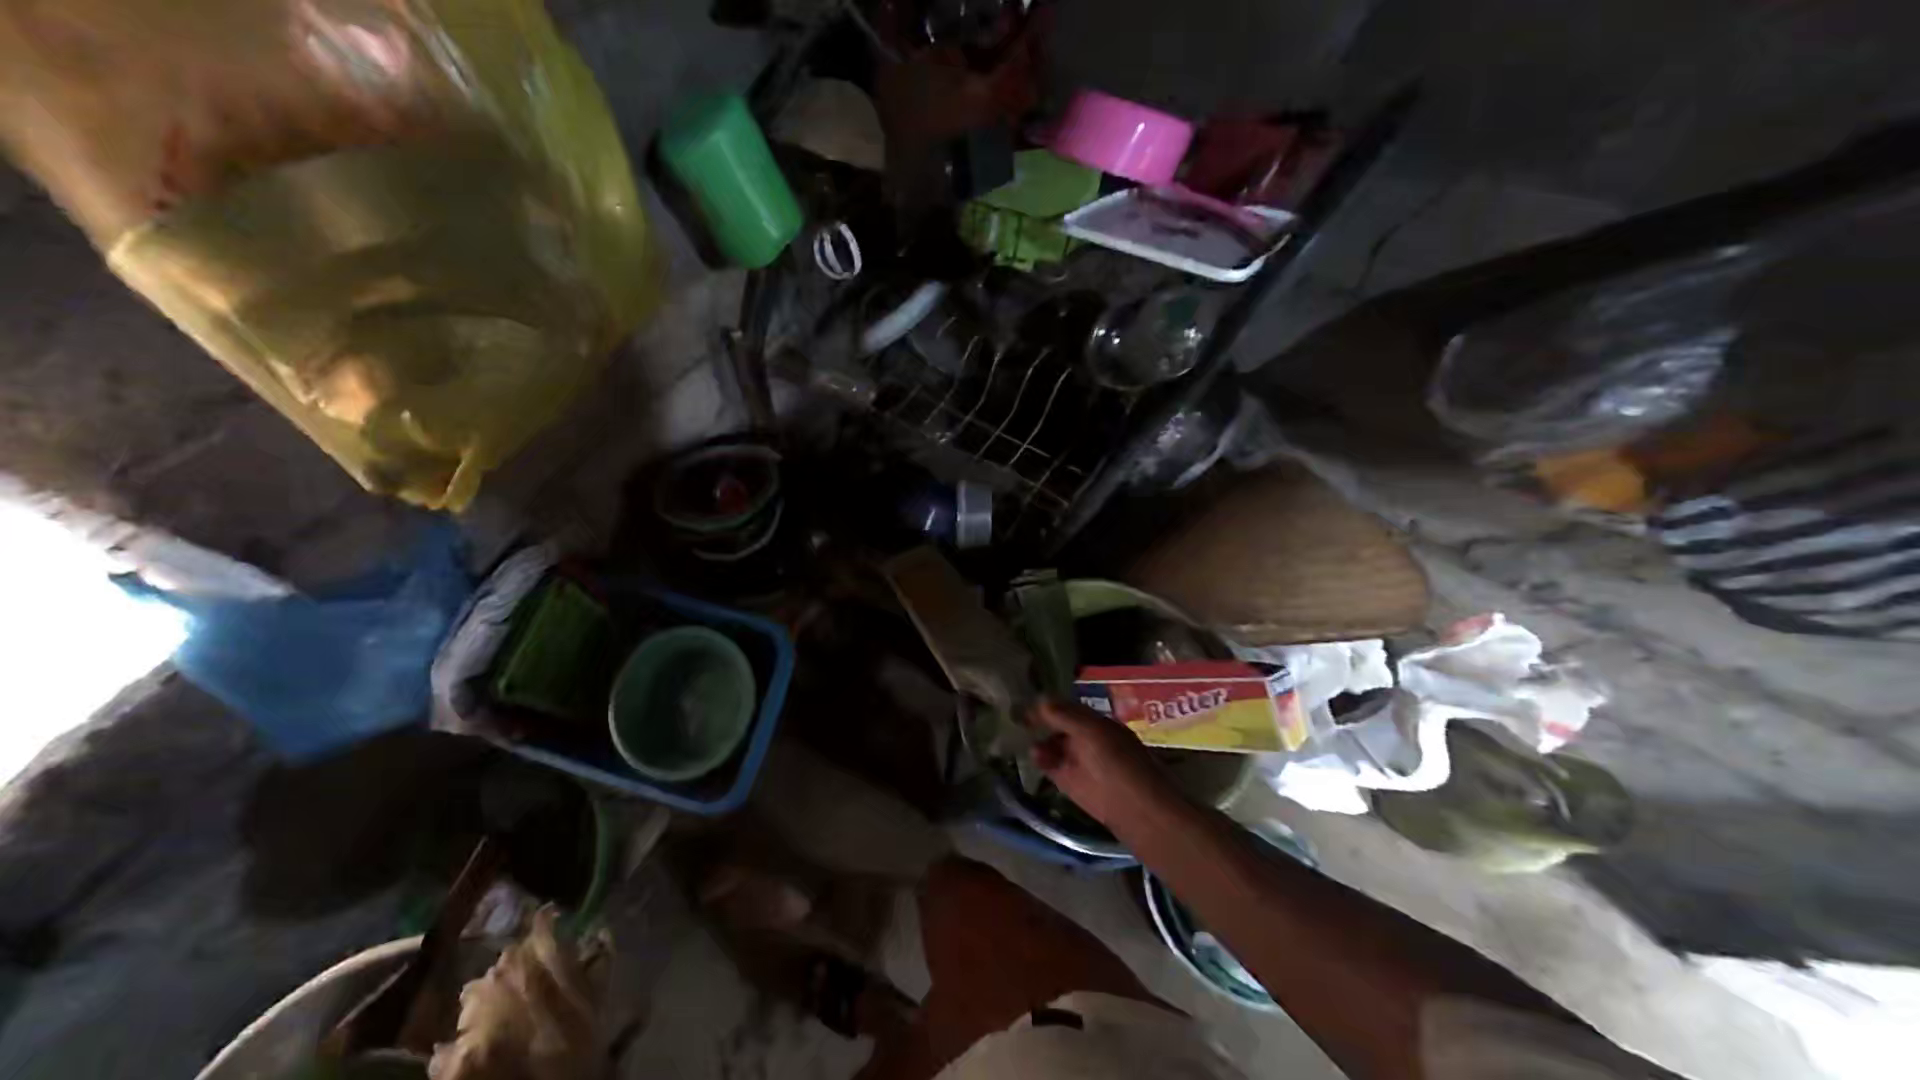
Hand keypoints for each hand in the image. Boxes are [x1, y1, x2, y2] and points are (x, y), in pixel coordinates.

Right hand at [1029, 700, 1176, 827]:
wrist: (1136, 809)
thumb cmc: (1119, 763)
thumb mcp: (1093, 733)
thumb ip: (1066, 716)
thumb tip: (1040, 700)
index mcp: (1097, 723)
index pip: (1068, 708)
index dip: (1048, 705)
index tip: (1026, 702)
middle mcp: (1087, 739)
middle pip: (1057, 726)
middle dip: (1039, 721)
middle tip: (1015, 719)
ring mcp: (1078, 761)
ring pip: (1052, 746)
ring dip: (1039, 741)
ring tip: (1025, 739)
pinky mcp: (1070, 783)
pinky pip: (1051, 767)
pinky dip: (1041, 760)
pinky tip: (1033, 757)